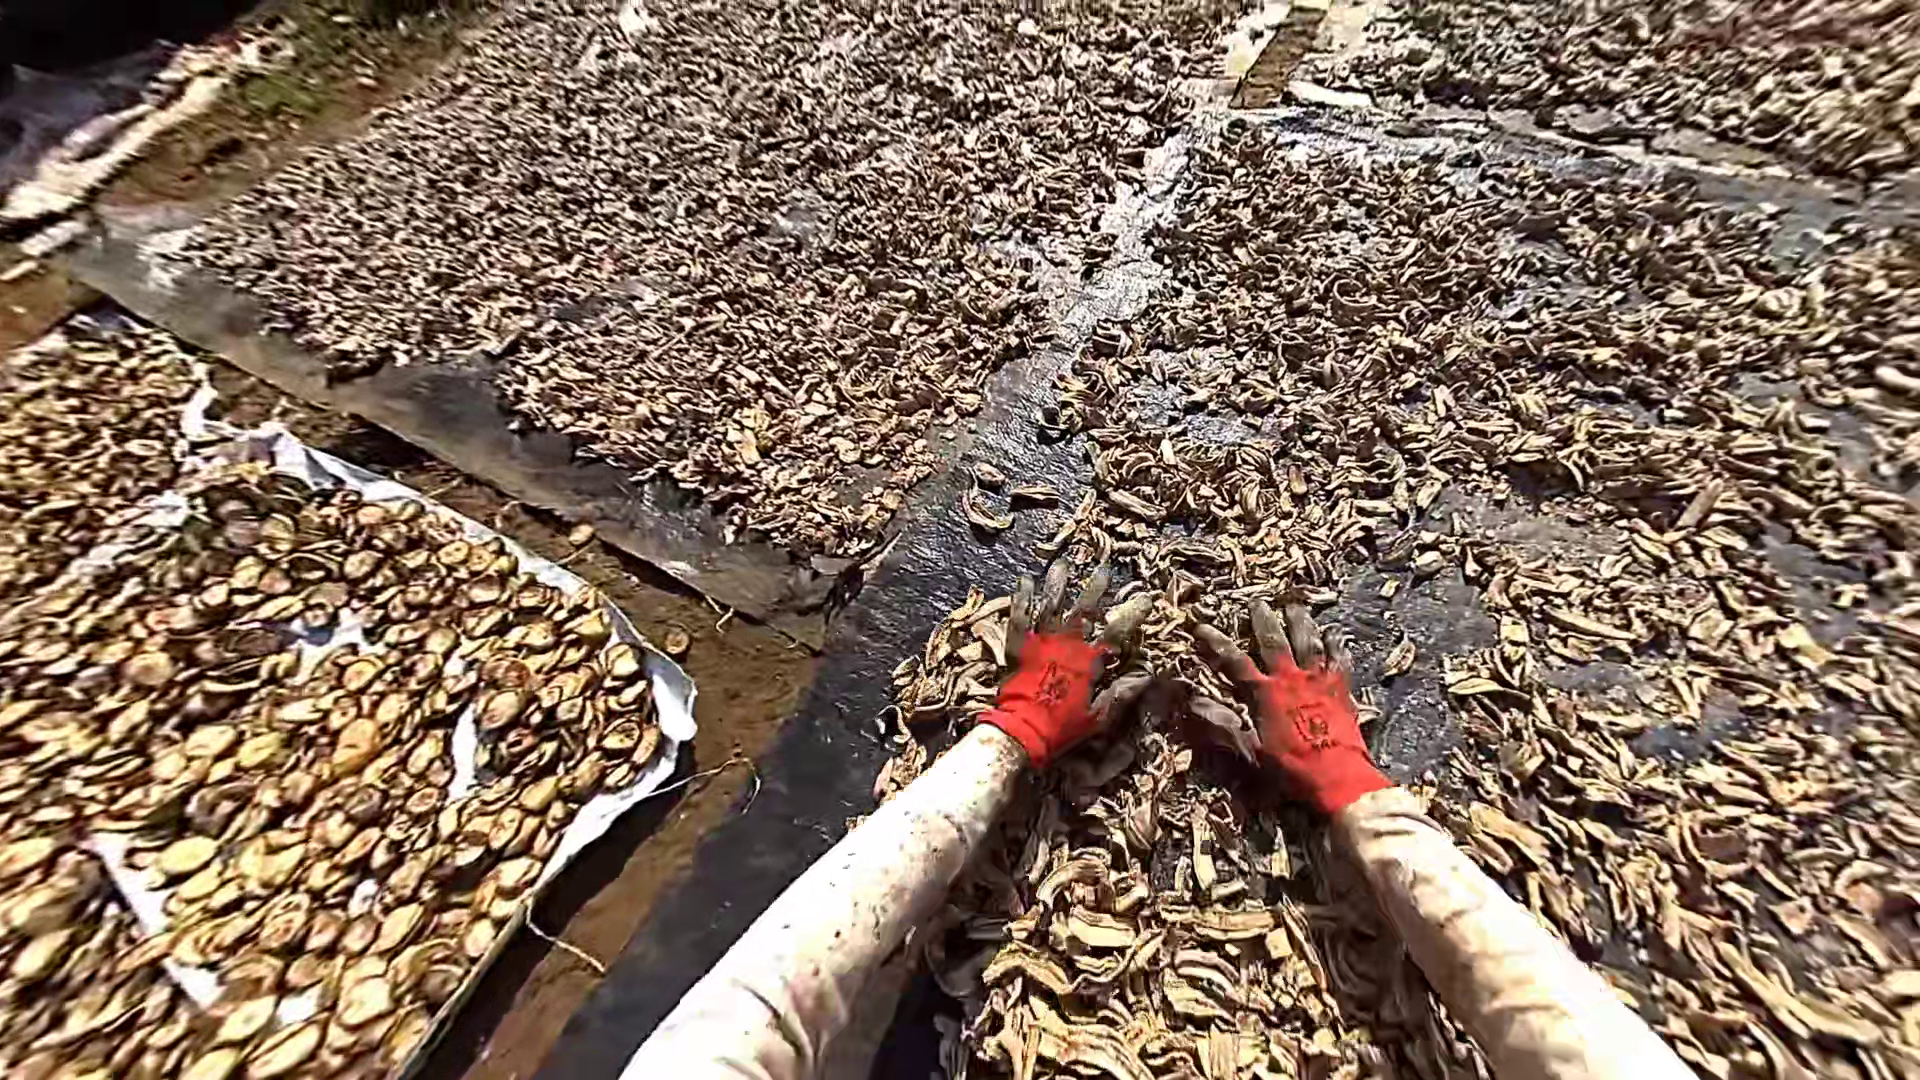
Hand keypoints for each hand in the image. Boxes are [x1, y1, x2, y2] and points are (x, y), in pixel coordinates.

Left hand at [985, 562, 1151, 767]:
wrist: (1023, 731)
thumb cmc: (1063, 725)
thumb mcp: (1100, 715)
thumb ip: (1123, 692)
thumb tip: (1149, 672)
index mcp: (1088, 660)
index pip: (1116, 631)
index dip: (1133, 613)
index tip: (1146, 597)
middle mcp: (1065, 644)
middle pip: (1083, 609)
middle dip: (1095, 588)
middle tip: (1104, 570)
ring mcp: (1040, 641)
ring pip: (1051, 605)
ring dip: (1058, 584)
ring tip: (1063, 564)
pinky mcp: (1017, 645)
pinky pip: (1020, 616)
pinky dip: (1022, 598)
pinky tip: (1025, 580)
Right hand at [1192, 598, 1388, 815]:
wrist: (1337, 777)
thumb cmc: (1289, 765)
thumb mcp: (1250, 748)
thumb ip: (1224, 724)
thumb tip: (1193, 704)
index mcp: (1263, 692)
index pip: (1233, 660)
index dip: (1215, 642)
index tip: (1200, 627)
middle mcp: (1288, 678)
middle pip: (1273, 641)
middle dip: (1262, 620)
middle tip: (1257, 603)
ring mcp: (1317, 681)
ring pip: (1307, 642)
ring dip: (1299, 623)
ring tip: (1294, 606)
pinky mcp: (1340, 689)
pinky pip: (1339, 660)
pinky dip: (1336, 645)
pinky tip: (1334, 633)